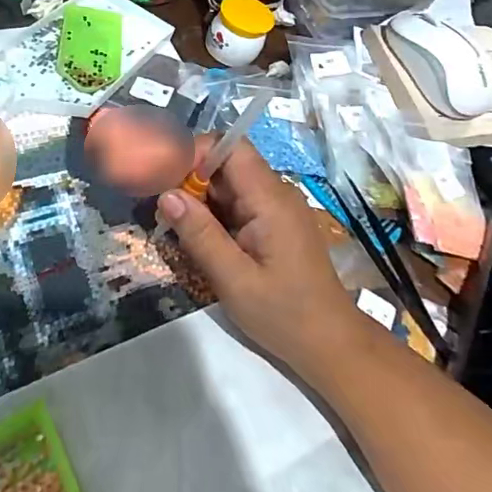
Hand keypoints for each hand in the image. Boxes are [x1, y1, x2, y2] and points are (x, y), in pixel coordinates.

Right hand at [159, 139, 362, 376]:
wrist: (331, 344)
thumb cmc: (284, 314)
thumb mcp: (235, 280)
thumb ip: (200, 235)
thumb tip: (166, 195)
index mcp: (270, 199)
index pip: (231, 147)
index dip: (195, 152)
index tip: (164, 178)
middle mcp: (275, 194)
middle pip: (226, 164)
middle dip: (189, 178)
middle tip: (161, 208)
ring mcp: (275, 209)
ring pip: (228, 184)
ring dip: (198, 198)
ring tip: (171, 224)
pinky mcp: (272, 224)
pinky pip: (237, 204)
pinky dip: (212, 214)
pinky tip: (195, 236)